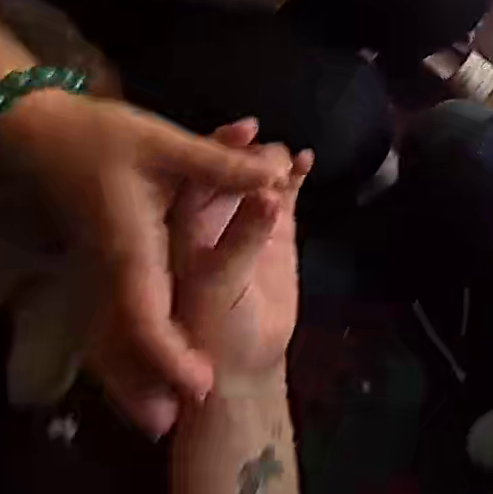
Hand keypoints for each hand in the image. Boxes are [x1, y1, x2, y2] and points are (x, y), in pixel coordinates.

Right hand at [0, 97, 294, 435]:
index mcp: (129, 249)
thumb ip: (220, 165)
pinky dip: (116, 340)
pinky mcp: (92, 256)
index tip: (200, 388)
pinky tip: (121, 357)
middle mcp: (109, 269)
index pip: (146, 320)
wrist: (34, 133)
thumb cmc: (99, 137)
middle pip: (119, 343)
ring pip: (107, 333)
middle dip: (141, 384)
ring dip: (126, 372)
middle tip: (165, 425)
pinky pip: (102, 311)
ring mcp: (95, 267)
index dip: (171, 358)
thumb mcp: (165, 146)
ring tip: (147, 414)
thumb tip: (274, 175)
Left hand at [172, 124, 308, 387]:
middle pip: (229, 167)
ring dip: (273, 161)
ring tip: (290, 157)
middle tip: (271, 146)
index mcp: (184, 225)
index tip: (243, 130)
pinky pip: (285, 192)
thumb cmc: (217, 329)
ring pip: (257, 176)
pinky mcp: (275, 226)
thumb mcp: (222, 284)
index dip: (219, 150)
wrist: (245, 362)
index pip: (198, 175)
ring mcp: (245, 217)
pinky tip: (308, 160)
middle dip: (249, 151)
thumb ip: (243, 239)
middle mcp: (212, 214)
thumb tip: (270, 194)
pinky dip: (296, 176)